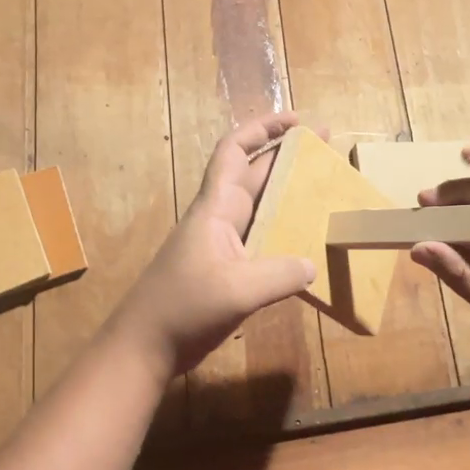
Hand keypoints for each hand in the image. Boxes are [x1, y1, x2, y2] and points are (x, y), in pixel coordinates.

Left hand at [107, 112, 316, 378]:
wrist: (143, 349)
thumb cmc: (182, 308)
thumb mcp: (236, 290)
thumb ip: (279, 275)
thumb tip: (312, 264)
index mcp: (215, 208)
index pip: (235, 151)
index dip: (263, 128)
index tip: (298, 120)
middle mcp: (219, 219)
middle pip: (254, 174)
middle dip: (287, 156)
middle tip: (326, 150)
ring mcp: (221, 246)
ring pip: (259, 207)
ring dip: (288, 195)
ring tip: (325, 192)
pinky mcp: (225, 271)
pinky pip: (261, 240)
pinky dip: (284, 234)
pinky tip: (306, 246)